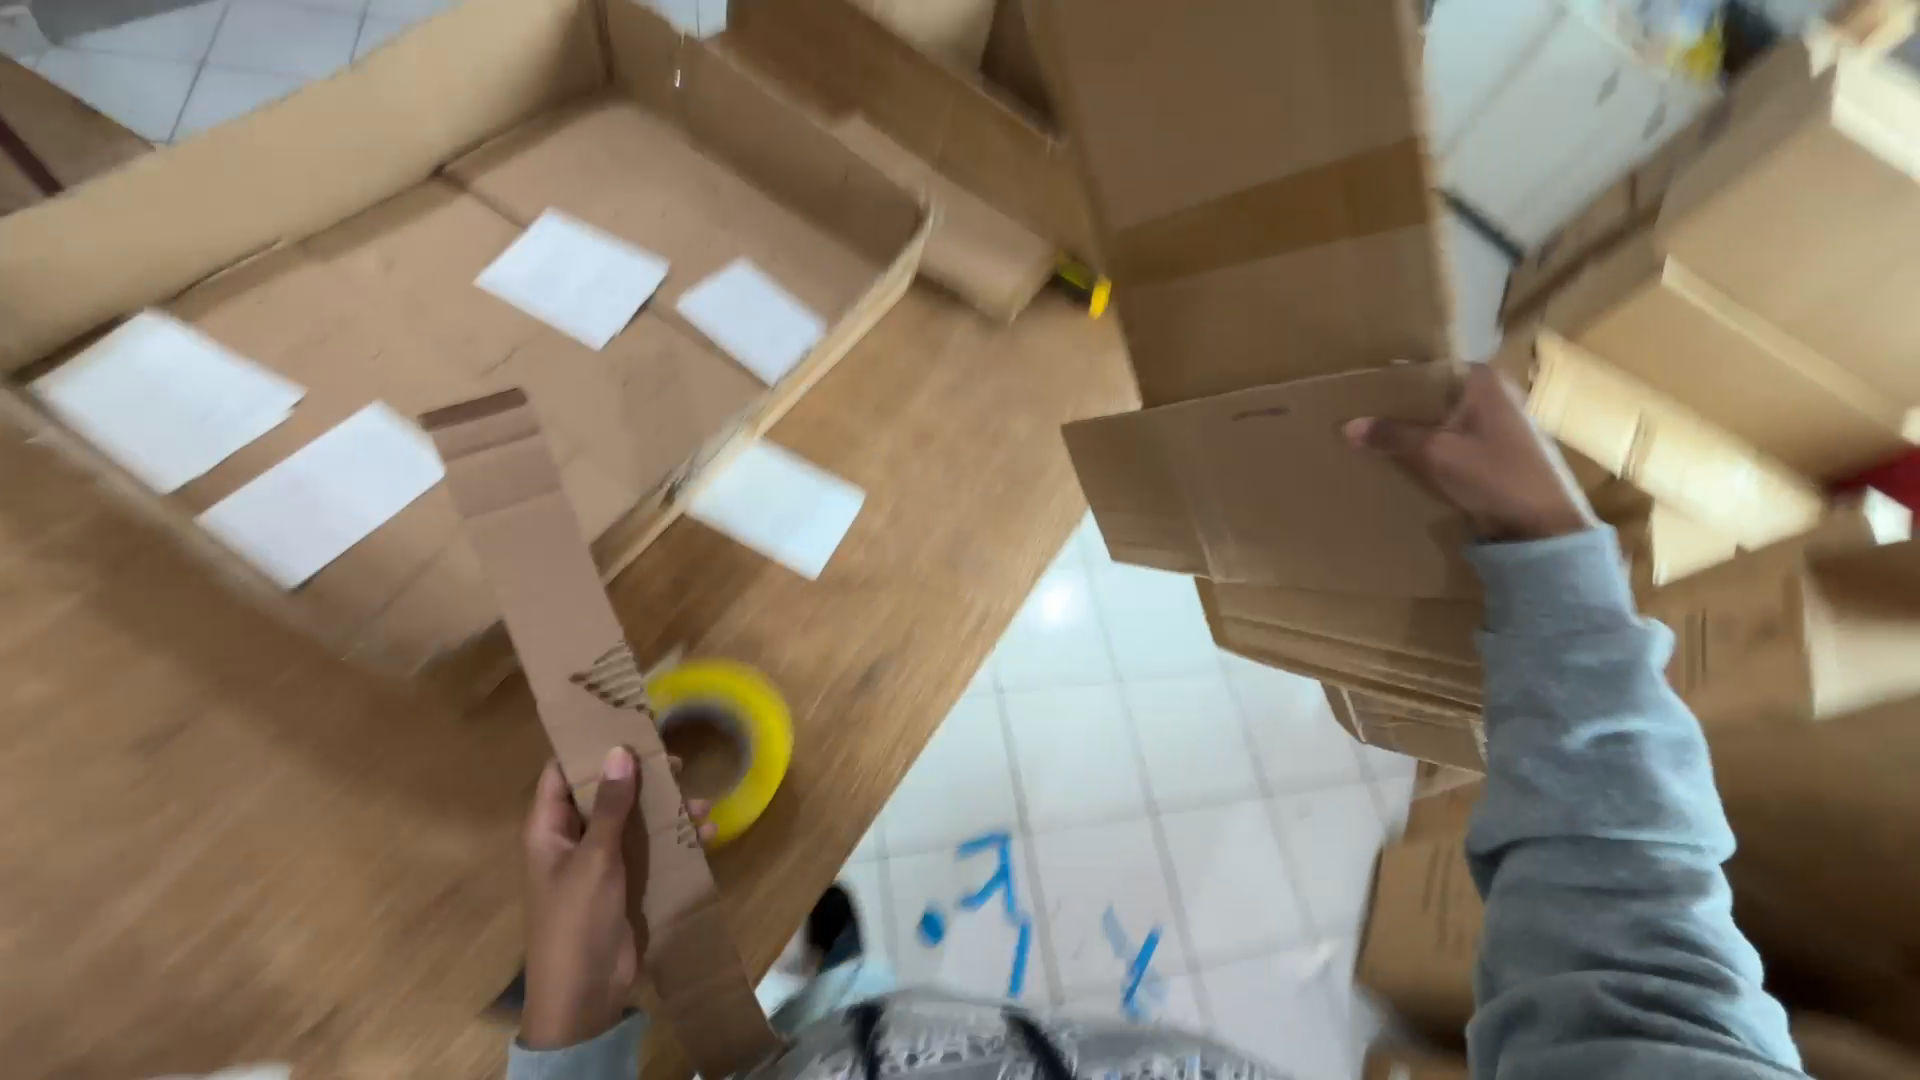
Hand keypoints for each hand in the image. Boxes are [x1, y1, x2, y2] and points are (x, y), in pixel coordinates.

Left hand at [521, 747, 716, 1049]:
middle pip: (605, 791)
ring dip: (667, 810)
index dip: (589, 746)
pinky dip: (677, 839)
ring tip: (700, 804)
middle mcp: (573, 837)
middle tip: (675, 760)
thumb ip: (611, 806)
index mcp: (549, 829)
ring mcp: (600, 860)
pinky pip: (652, 847)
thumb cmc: (576, 921)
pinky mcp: (625, 880)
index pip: (562, 773)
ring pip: (635, 818)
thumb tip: (621, 751)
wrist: (583, 994)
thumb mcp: (595, 860)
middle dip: (641, 776)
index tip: (624, 720)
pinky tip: (707, 834)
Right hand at [1342, 363, 1597, 542]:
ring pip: (1438, 418)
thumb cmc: (1497, 474)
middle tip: (1356, 411)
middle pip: (1432, 394)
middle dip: (1397, 406)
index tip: (1360, 388)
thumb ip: (1392, 436)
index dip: (1395, 378)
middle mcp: (1492, 394)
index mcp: (1484, 381)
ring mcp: (1493, 423)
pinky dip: (1425, 446)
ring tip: (1369, 433)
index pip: (1430, 368)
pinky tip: (1398, 455)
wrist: (1543, 522)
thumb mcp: (1437, 452)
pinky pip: (1447, 439)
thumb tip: (1346, 426)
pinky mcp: (1490, 450)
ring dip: (1410, 429)